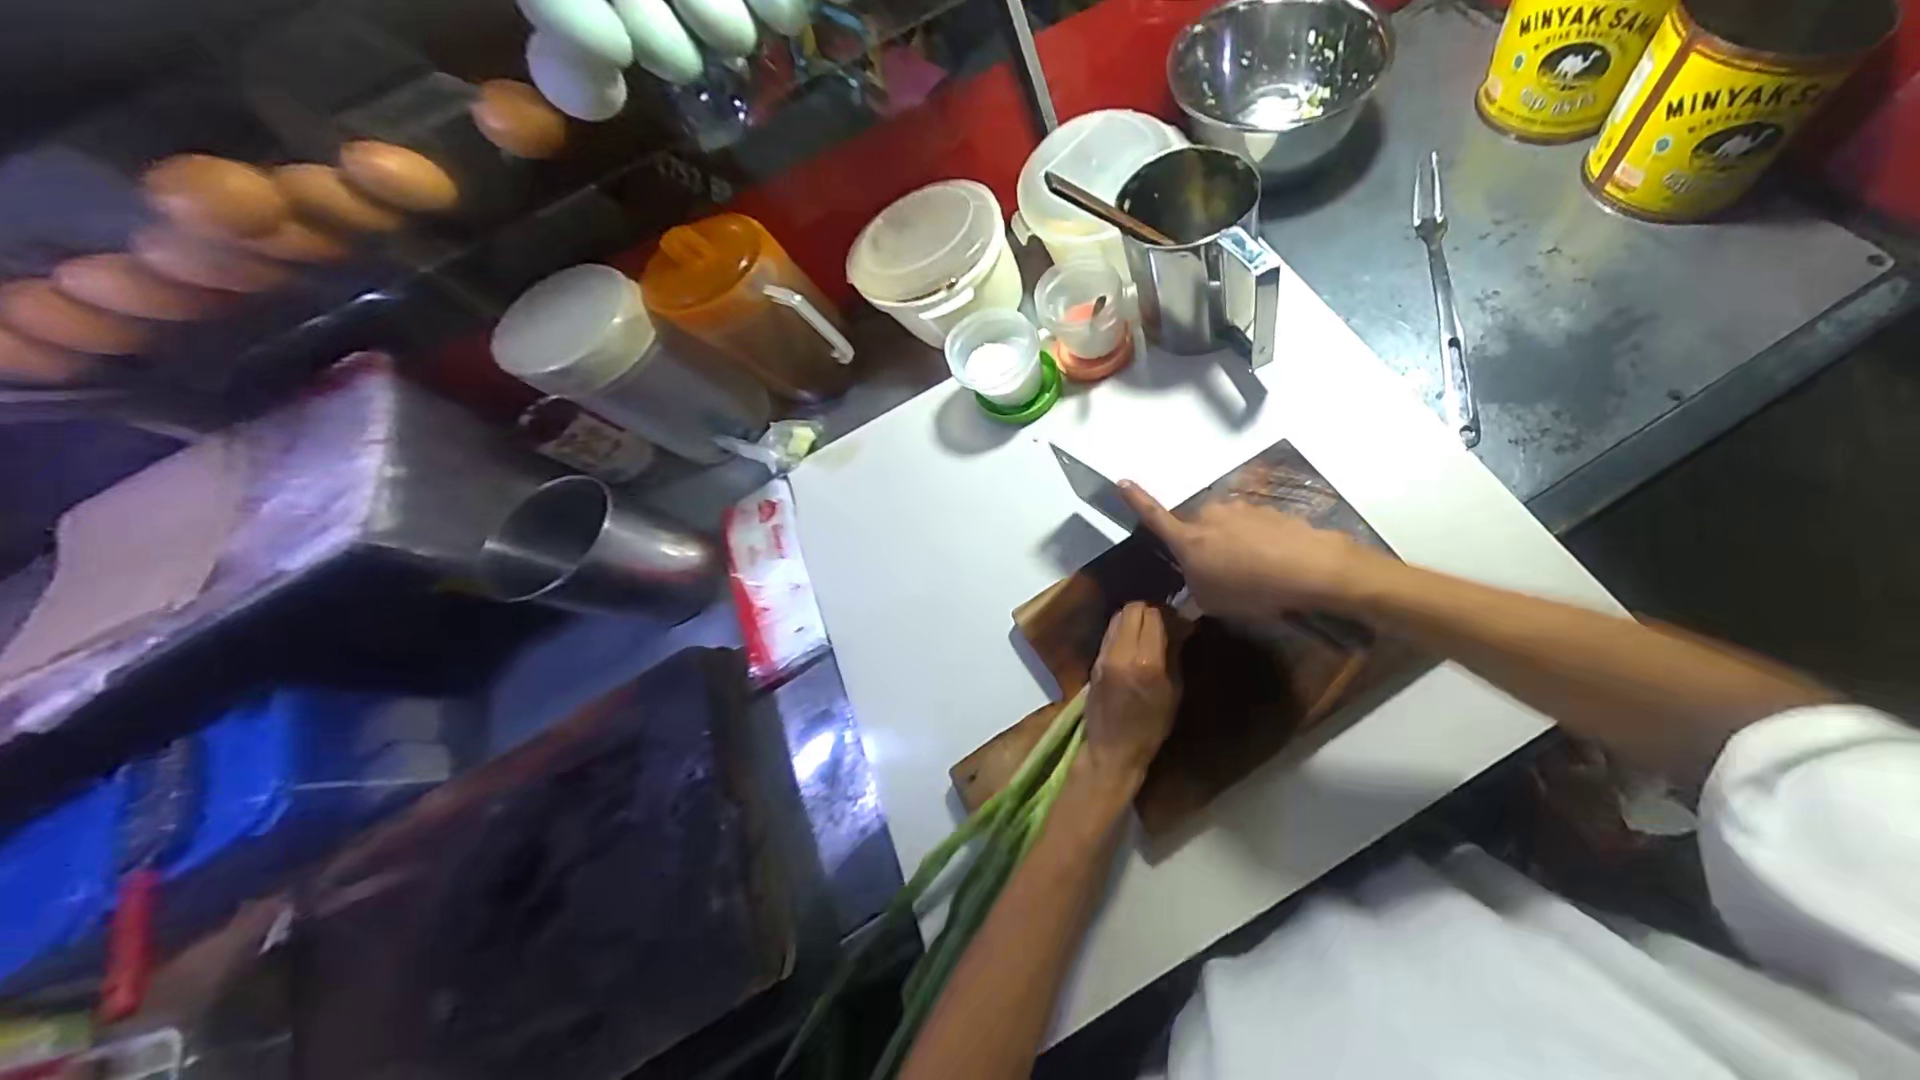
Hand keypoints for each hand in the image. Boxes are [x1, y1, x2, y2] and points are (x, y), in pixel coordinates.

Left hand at [1083, 602, 1179, 781]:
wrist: (1112, 749)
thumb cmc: (1151, 727)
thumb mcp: (1174, 691)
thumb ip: (1174, 652)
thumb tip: (1183, 624)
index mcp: (1145, 662)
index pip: (1153, 615)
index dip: (1169, 613)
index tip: (1180, 622)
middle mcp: (1120, 653)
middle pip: (1133, 609)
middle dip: (1151, 610)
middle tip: (1165, 623)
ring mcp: (1103, 655)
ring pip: (1118, 616)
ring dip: (1136, 617)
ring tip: (1150, 631)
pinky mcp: (1094, 660)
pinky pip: (1110, 632)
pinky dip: (1124, 629)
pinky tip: (1135, 642)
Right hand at [1118, 482, 1392, 619]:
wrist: (1312, 569)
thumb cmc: (1252, 589)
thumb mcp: (1214, 605)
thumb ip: (1194, 600)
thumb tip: (1186, 605)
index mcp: (1188, 539)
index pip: (1154, 516)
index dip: (1136, 500)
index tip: (1122, 481)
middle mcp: (1209, 516)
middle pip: (1196, 527)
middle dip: (1203, 545)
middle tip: (1219, 574)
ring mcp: (1241, 510)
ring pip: (1226, 527)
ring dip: (1232, 544)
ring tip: (1253, 573)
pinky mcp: (1269, 511)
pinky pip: (1253, 527)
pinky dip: (1258, 542)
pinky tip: (1274, 564)